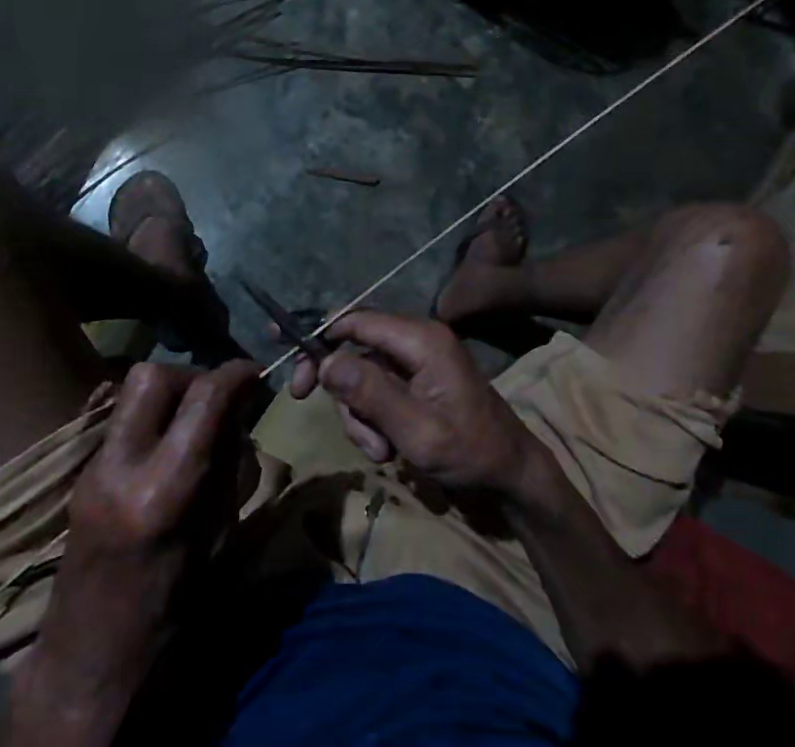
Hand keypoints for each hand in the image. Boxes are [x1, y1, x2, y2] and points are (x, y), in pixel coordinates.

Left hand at [23, 360, 259, 718]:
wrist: (96, 652)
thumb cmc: (176, 606)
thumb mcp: (219, 531)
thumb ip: (227, 460)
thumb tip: (239, 404)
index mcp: (163, 491)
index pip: (203, 399)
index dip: (235, 374)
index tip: (255, 372)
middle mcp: (120, 467)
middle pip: (152, 376)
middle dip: (191, 374)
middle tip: (216, 397)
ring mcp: (93, 467)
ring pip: (131, 392)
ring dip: (171, 392)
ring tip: (195, 421)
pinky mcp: (83, 471)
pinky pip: (123, 419)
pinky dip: (154, 417)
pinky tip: (171, 445)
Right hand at [288, 312, 536, 496]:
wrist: (509, 473)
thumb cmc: (469, 451)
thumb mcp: (416, 429)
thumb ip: (370, 394)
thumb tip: (326, 362)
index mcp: (422, 340)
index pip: (356, 320)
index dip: (317, 334)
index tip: (284, 352)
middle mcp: (418, 341)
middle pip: (353, 347)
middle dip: (336, 383)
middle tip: (302, 399)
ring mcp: (417, 362)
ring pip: (360, 374)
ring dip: (358, 413)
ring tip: (380, 449)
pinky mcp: (416, 382)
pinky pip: (376, 390)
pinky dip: (372, 419)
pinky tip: (388, 447)